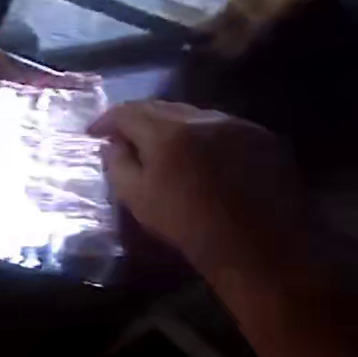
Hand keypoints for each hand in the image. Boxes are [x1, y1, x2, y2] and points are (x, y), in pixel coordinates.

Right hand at [88, 100, 308, 280]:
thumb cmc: (187, 226)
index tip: (94, 134)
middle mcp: (204, 119)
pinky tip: (197, 155)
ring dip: (169, 125)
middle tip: (122, 136)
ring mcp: (238, 125)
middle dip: (136, 119)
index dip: (106, 120)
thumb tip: (111, 144)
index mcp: (168, 134)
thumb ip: (117, 164)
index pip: (127, 112)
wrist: (257, 250)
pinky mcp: (264, 137)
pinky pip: (220, 126)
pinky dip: (200, 134)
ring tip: (159, 145)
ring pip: (191, 113)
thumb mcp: (136, 198)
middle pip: (160, 106)